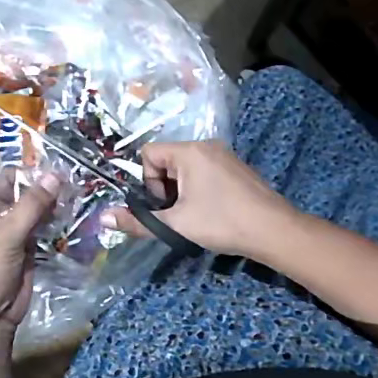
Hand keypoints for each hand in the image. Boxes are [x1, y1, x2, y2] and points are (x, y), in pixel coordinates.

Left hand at [0, 116, 61, 333]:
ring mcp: (3, 229)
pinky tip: (68, 203)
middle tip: (53, 156)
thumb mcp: (5, 235)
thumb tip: (55, 176)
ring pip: (25, 202)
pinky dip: (50, 213)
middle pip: (6, 182)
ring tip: (67, 178)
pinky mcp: (21, 245)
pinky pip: (37, 221)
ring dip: (43, 193)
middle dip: (26, 171)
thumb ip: (32, 205)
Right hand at [105, 140, 297, 258]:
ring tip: (194, 215)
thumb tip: (103, 219)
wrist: (274, 230)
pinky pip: (205, 171)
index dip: (147, 180)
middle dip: (164, 187)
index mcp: (189, 152)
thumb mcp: (175, 225)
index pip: (148, 153)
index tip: (162, 204)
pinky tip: (212, 212)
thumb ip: (138, 222)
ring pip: (186, 168)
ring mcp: (224, 156)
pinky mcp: (236, 168)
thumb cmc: (222, 223)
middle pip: (167, 160)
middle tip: (177, 213)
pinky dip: (199, 189)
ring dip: (181, 190)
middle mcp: (206, 146)